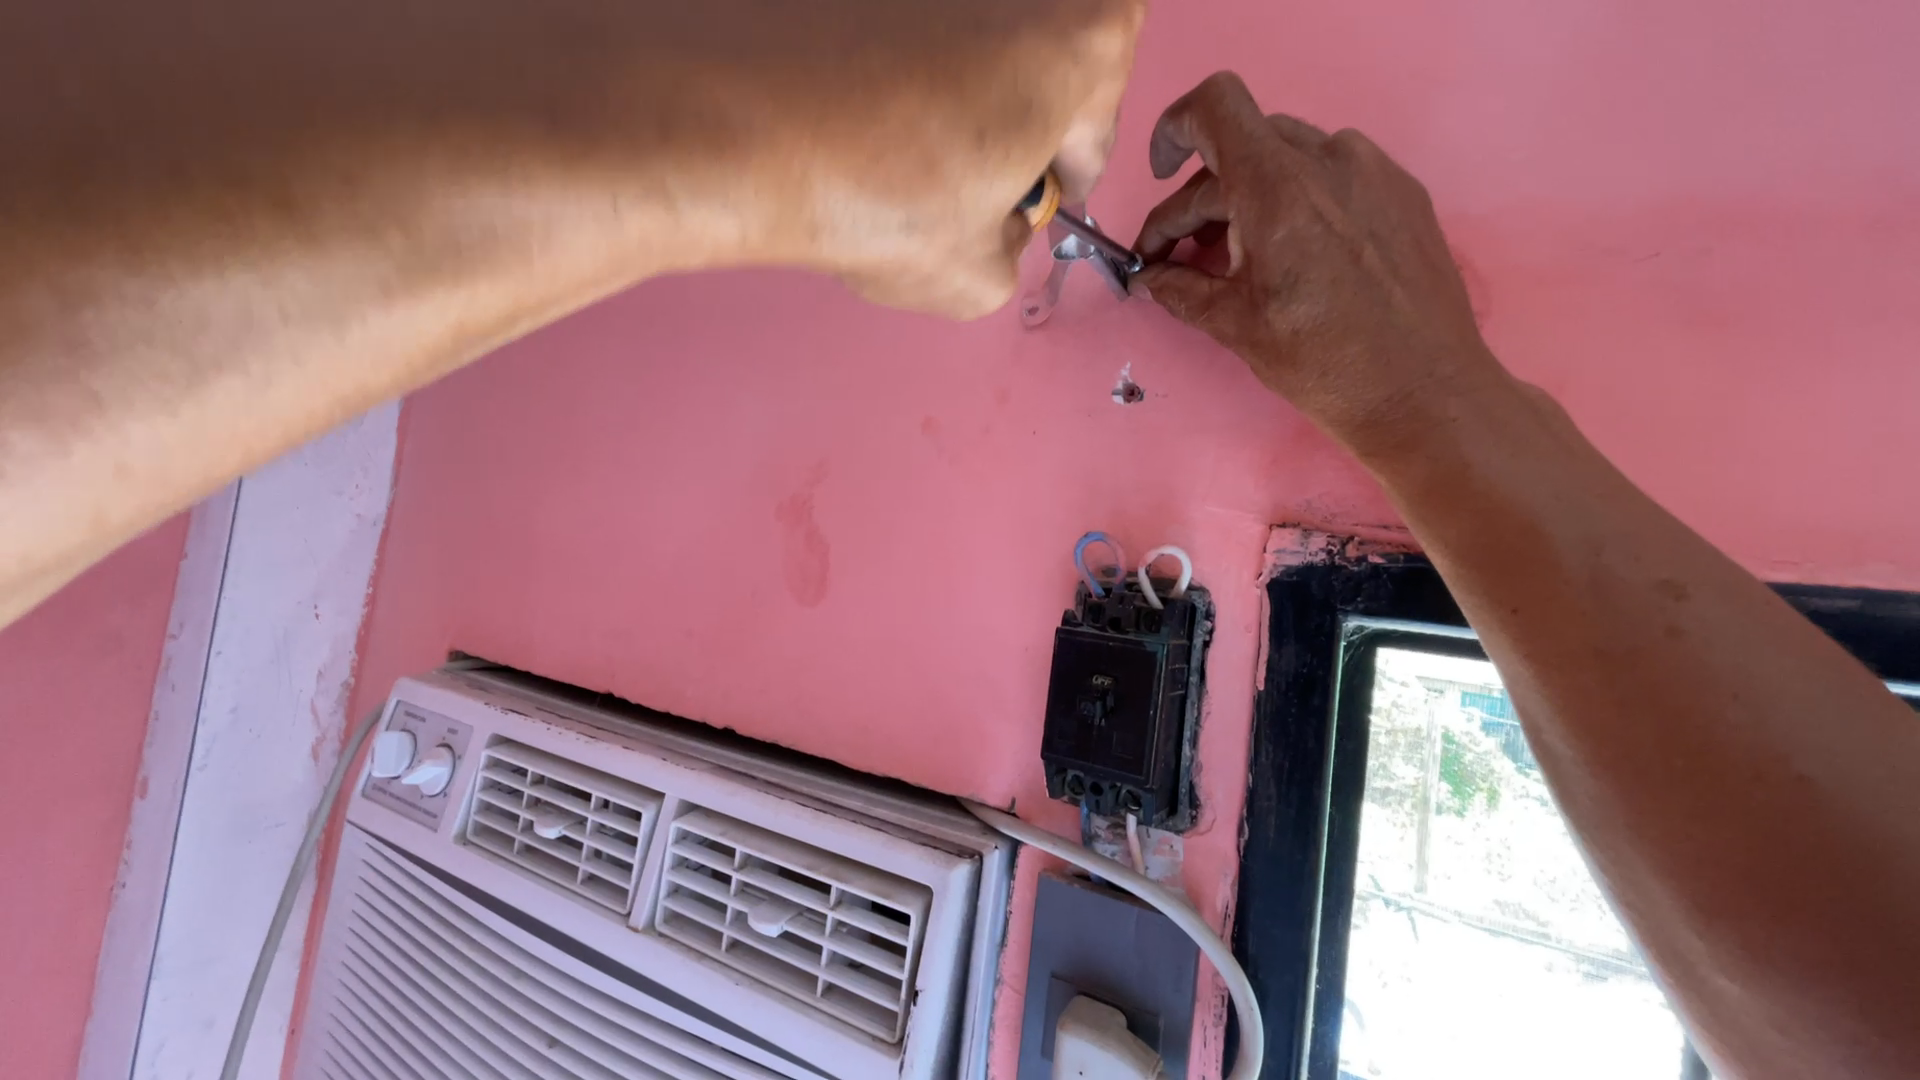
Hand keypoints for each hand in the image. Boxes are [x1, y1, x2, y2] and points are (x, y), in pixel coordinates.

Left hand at [751, 0, 1144, 317]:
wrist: (738, 129)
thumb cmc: (876, 196)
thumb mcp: (975, 279)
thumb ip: (1011, 256)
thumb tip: (992, 236)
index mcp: (1081, 38)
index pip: (1100, 114)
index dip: (1066, 169)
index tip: (1037, 196)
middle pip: (1042, 60)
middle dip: (1016, 122)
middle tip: (973, 175)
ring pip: (972, 39)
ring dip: (953, 94)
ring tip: (897, 148)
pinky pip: (906, 27)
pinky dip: (892, 71)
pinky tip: (854, 110)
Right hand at [1130, 72, 1508, 459]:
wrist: (1421, 391)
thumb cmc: (1319, 363)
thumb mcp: (1233, 326)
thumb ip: (1179, 288)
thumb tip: (1146, 278)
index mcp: (1277, 188)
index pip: (1213, 109)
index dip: (1173, 131)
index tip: (1159, 177)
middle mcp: (1328, 160)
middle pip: (1242, 147)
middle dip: (1199, 198)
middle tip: (1180, 255)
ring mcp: (1372, 171)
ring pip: (1286, 159)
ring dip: (1246, 199)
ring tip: (1238, 259)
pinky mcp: (1400, 191)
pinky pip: (1330, 175)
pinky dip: (1293, 202)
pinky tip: (1293, 256)